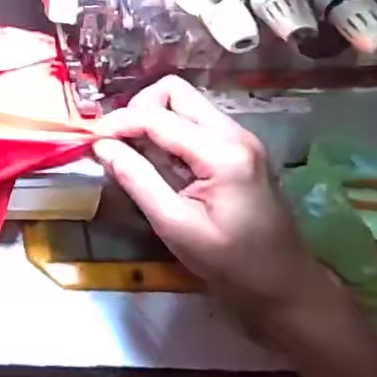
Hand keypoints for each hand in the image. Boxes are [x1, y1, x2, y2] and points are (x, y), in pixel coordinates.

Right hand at [93, 77, 339, 335]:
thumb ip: (137, 180)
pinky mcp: (236, 147)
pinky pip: (193, 120)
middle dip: (138, 110)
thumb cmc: (231, 263)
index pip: (157, 116)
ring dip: (152, 119)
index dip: (118, 122)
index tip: (91, 139)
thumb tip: (102, 146)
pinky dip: (168, 130)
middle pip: (173, 91)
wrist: (285, 285)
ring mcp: (238, 137)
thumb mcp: (175, 225)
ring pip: (183, 102)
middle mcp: (233, 133)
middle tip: (118, 142)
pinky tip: (158, 160)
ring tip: (135, 152)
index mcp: (222, 152)